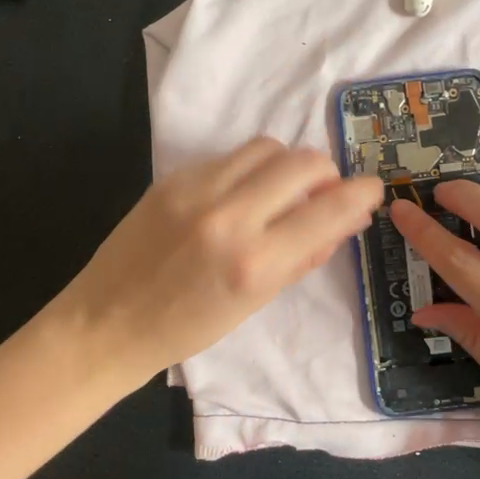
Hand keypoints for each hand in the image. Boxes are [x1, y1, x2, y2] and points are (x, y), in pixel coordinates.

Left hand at [50, 138, 382, 389]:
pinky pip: (229, 158)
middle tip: (325, 193)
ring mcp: (196, 191)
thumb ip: (303, 257)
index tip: (372, 189)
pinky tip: (242, 194)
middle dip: (327, 174)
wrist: (108, 323)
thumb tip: (344, 221)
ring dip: (288, 165)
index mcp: (255, 263)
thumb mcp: (255, 304)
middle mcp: (230, 217)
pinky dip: (249, 170)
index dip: (362, 193)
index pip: (329, 209)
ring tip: (282, 191)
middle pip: (302, 162)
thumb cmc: (186, 330)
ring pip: (267, 148)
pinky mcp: (172, 178)